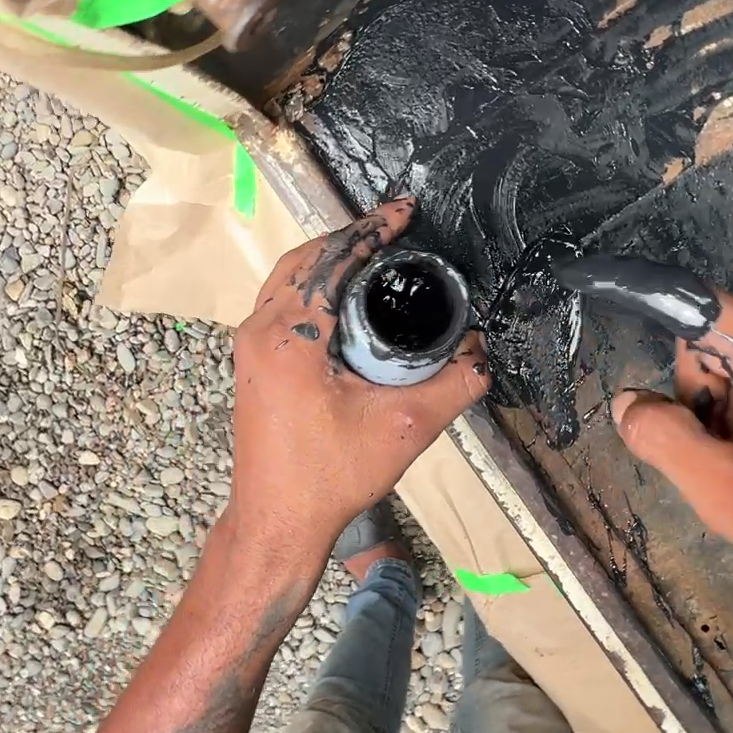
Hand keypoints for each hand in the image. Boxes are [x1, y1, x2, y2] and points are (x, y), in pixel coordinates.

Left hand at [230, 197, 490, 559]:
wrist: (277, 521)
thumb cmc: (330, 477)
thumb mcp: (404, 427)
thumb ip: (454, 384)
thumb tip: (483, 352)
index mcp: (288, 336)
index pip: (332, 260)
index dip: (372, 230)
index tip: (404, 211)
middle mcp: (259, 331)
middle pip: (305, 259)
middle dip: (349, 237)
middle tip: (393, 231)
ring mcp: (249, 346)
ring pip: (288, 278)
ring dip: (328, 258)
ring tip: (374, 253)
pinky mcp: (252, 362)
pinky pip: (282, 301)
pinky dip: (313, 284)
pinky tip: (344, 293)